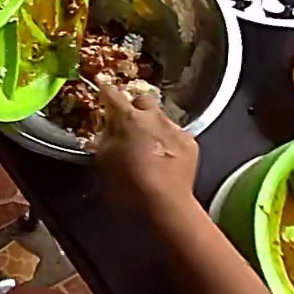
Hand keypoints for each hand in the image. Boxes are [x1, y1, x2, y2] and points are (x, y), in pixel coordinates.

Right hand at [93, 75, 198, 217]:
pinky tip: (163, 157)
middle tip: (127, 122)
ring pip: (161, 118)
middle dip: (135, 106)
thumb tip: (108, 130)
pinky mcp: (191, 143)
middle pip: (143, 99)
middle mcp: (153, 118)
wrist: (163, 203)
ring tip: (147, 145)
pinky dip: (167, 141)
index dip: (106, 91)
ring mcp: (175, 129)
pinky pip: (175, 134)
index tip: (103, 91)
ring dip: (152, 126)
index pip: (113, 95)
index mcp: (128, 119)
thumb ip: (105, 138)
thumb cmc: (125, 183)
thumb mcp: (103, 159)